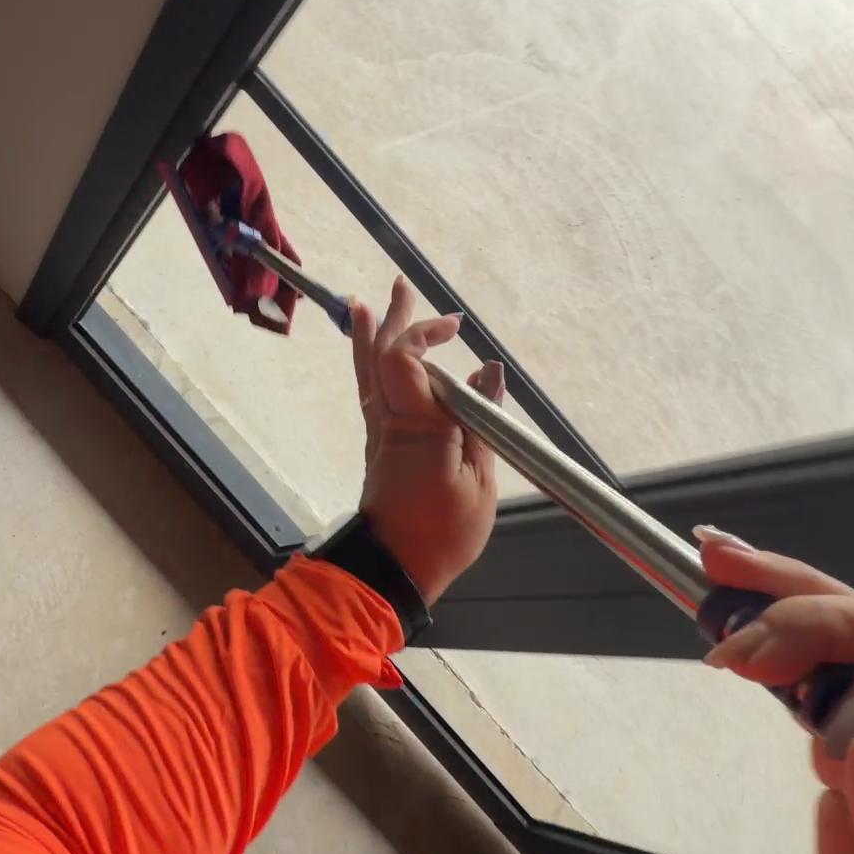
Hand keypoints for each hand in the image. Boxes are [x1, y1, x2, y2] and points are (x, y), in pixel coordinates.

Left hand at [349, 276, 504, 604]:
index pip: (404, 359)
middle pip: (380, 355)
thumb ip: (481, 422)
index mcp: (418, 427)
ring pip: (367, 370)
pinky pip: (369, 389)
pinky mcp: (378, 440)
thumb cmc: (443, 532)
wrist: (395, 566)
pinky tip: (372, 348)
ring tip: (367, 303)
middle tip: (402, 287)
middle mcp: (390, 420)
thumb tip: (486, 372)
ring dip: (370, 333)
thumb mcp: (479, 482)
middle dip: (393, 318)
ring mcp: (378, 429)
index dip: (423, 332)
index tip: (456, 327)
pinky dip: (370, 361)